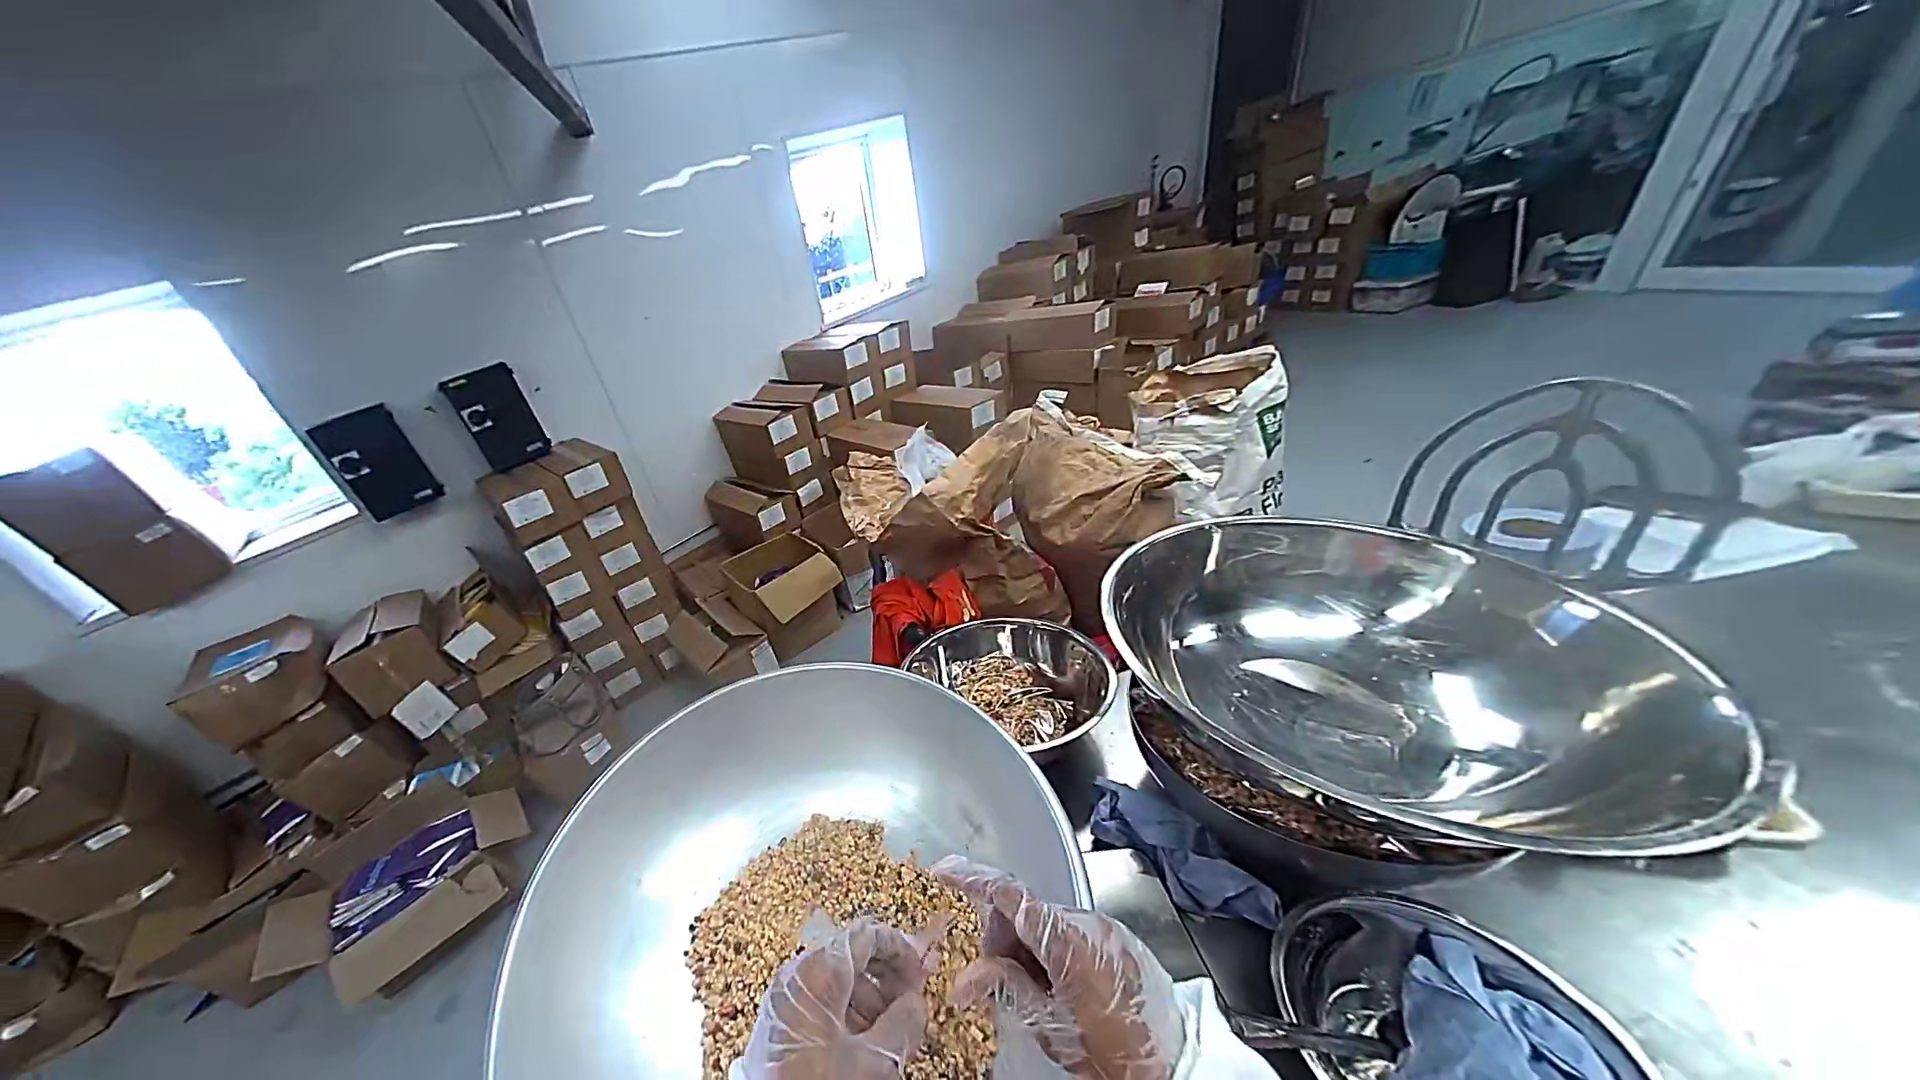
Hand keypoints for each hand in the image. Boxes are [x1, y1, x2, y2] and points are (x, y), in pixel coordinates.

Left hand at [736, 917, 935, 1079]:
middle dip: (885, 977)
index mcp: (818, 971)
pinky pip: (819, 1003)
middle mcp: (796, 975)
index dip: (899, 949)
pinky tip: (861, 1044)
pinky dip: (845, 1014)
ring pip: (836, 981)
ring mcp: (783, 999)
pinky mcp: (777, 1025)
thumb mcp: (873, 1060)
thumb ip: (903, 1023)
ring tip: (888, 1031)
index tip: (919, 973)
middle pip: (851, 956)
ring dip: (869, 999)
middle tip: (908, 1002)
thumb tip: (915, 1002)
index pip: (866, 935)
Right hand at [933, 856, 1184, 1078]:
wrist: (1172, 1062)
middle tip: (999, 977)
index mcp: (1064, 938)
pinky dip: (1052, 948)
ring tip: (1038, 990)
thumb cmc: (1110, 1049)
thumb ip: (1006, 988)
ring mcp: (1103, 924)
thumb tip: (963, 980)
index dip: (973, 879)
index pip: (1009, 894)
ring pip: (1046, 920)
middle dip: (1002, 936)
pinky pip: (1070, 928)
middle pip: (1023, 909)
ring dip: (1029, 946)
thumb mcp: (1050, 1025)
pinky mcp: (1116, 934)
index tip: (945, 870)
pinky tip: (1059, 984)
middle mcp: (1085, 919)